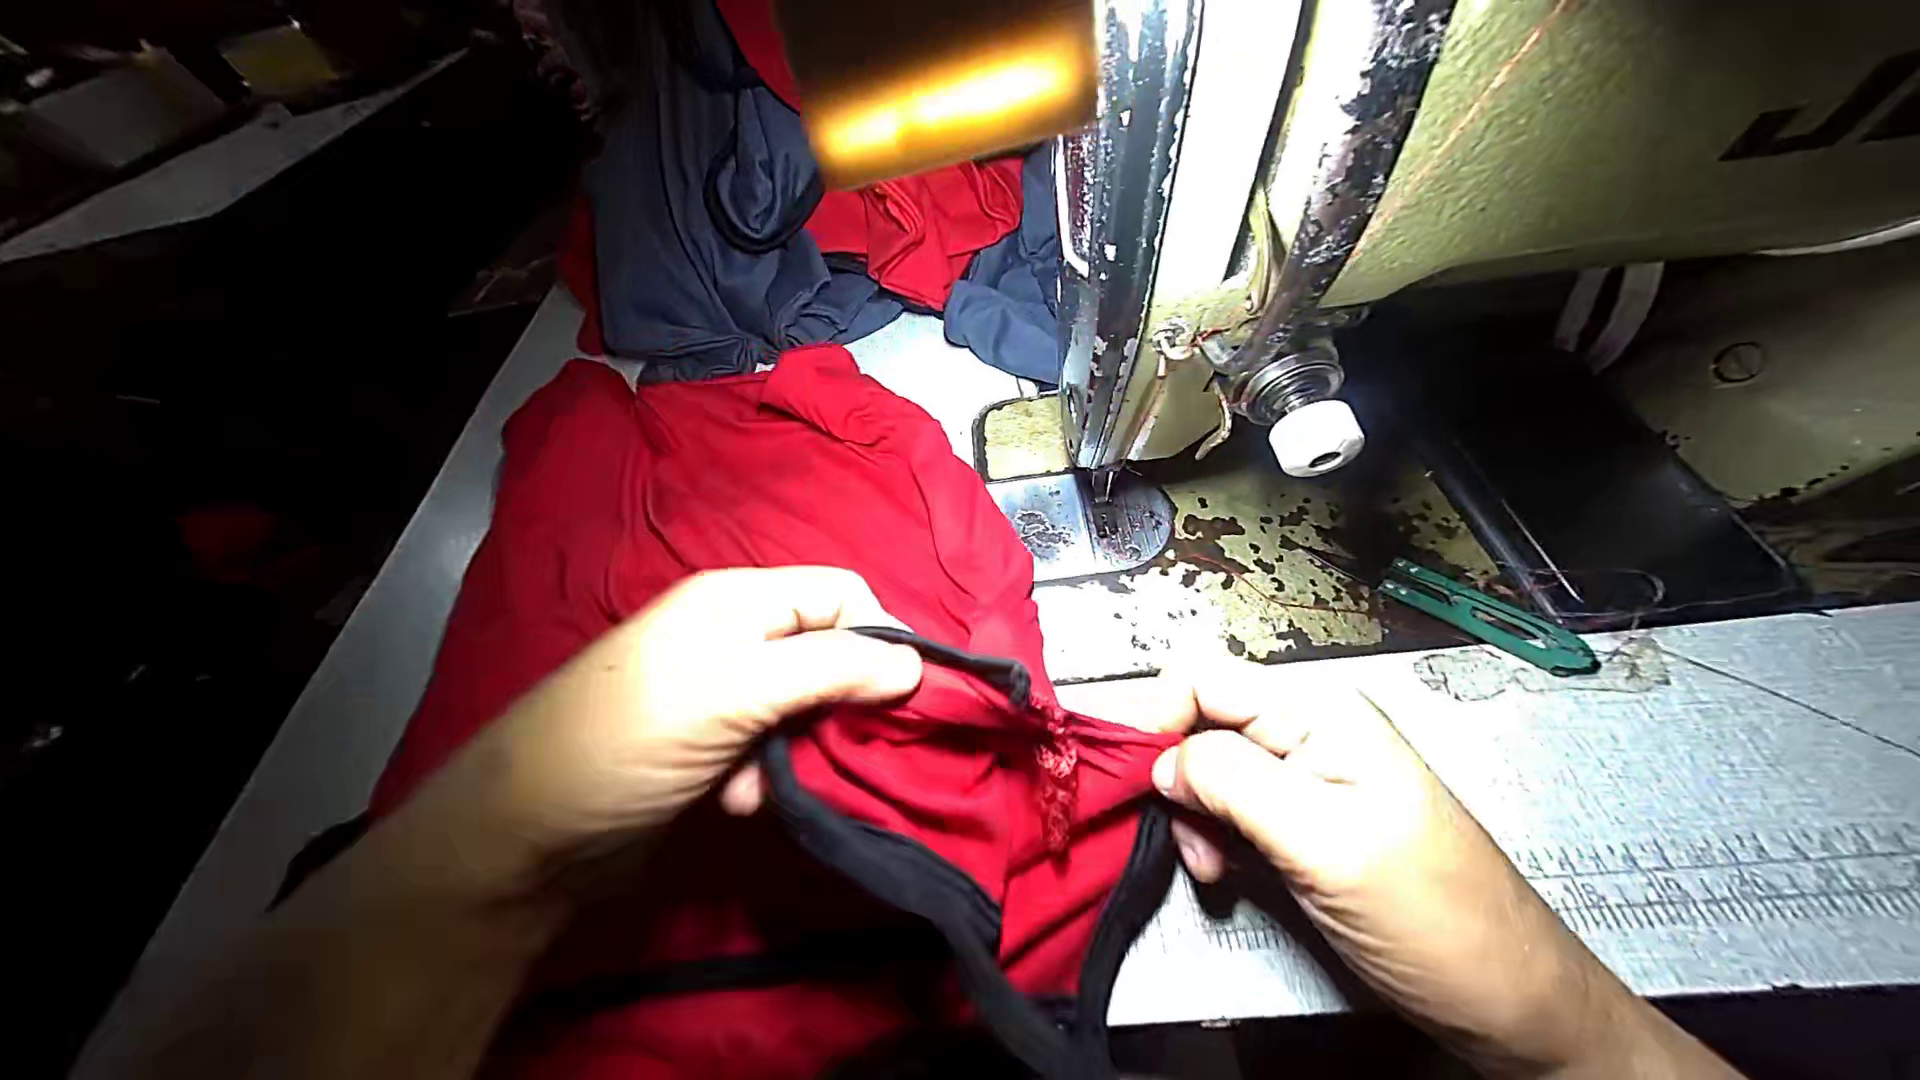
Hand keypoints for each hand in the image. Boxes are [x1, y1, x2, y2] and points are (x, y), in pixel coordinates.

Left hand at [392, 566, 923, 900]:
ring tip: (775, 779)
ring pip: (808, 701)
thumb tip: (914, 663)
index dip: (878, 634)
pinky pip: (775, 740)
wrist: (522, 838)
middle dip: (842, 699)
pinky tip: (743, 798)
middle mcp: (738, 633)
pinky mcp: (716, 736)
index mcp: (741, 599)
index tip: (902, 692)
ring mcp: (726, 686)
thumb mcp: (738, 691)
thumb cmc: (633, 739)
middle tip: (844, 742)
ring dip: (803, 743)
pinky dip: (770, 769)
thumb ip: (832, 669)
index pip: (840, 593)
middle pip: (829, 648)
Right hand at [1068, 661, 1738, 1078]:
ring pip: (1203, 766)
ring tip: (1209, 861)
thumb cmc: (1438, 920)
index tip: (1131, 765)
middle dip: (1177, 774)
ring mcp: (1296, 771)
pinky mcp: (1291, 811)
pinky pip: (1224, 803)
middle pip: (1198, 721)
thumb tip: (1163, 759)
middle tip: (1181, 831)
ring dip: (1192, 813)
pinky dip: (1209, 833)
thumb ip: (1235, 783)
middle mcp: (1302, 729)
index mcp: (1317, 712)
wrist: (1512, 1005)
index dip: (1158, 712)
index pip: (1204, 678)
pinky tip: (1222, 866)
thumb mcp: (1327, 844)